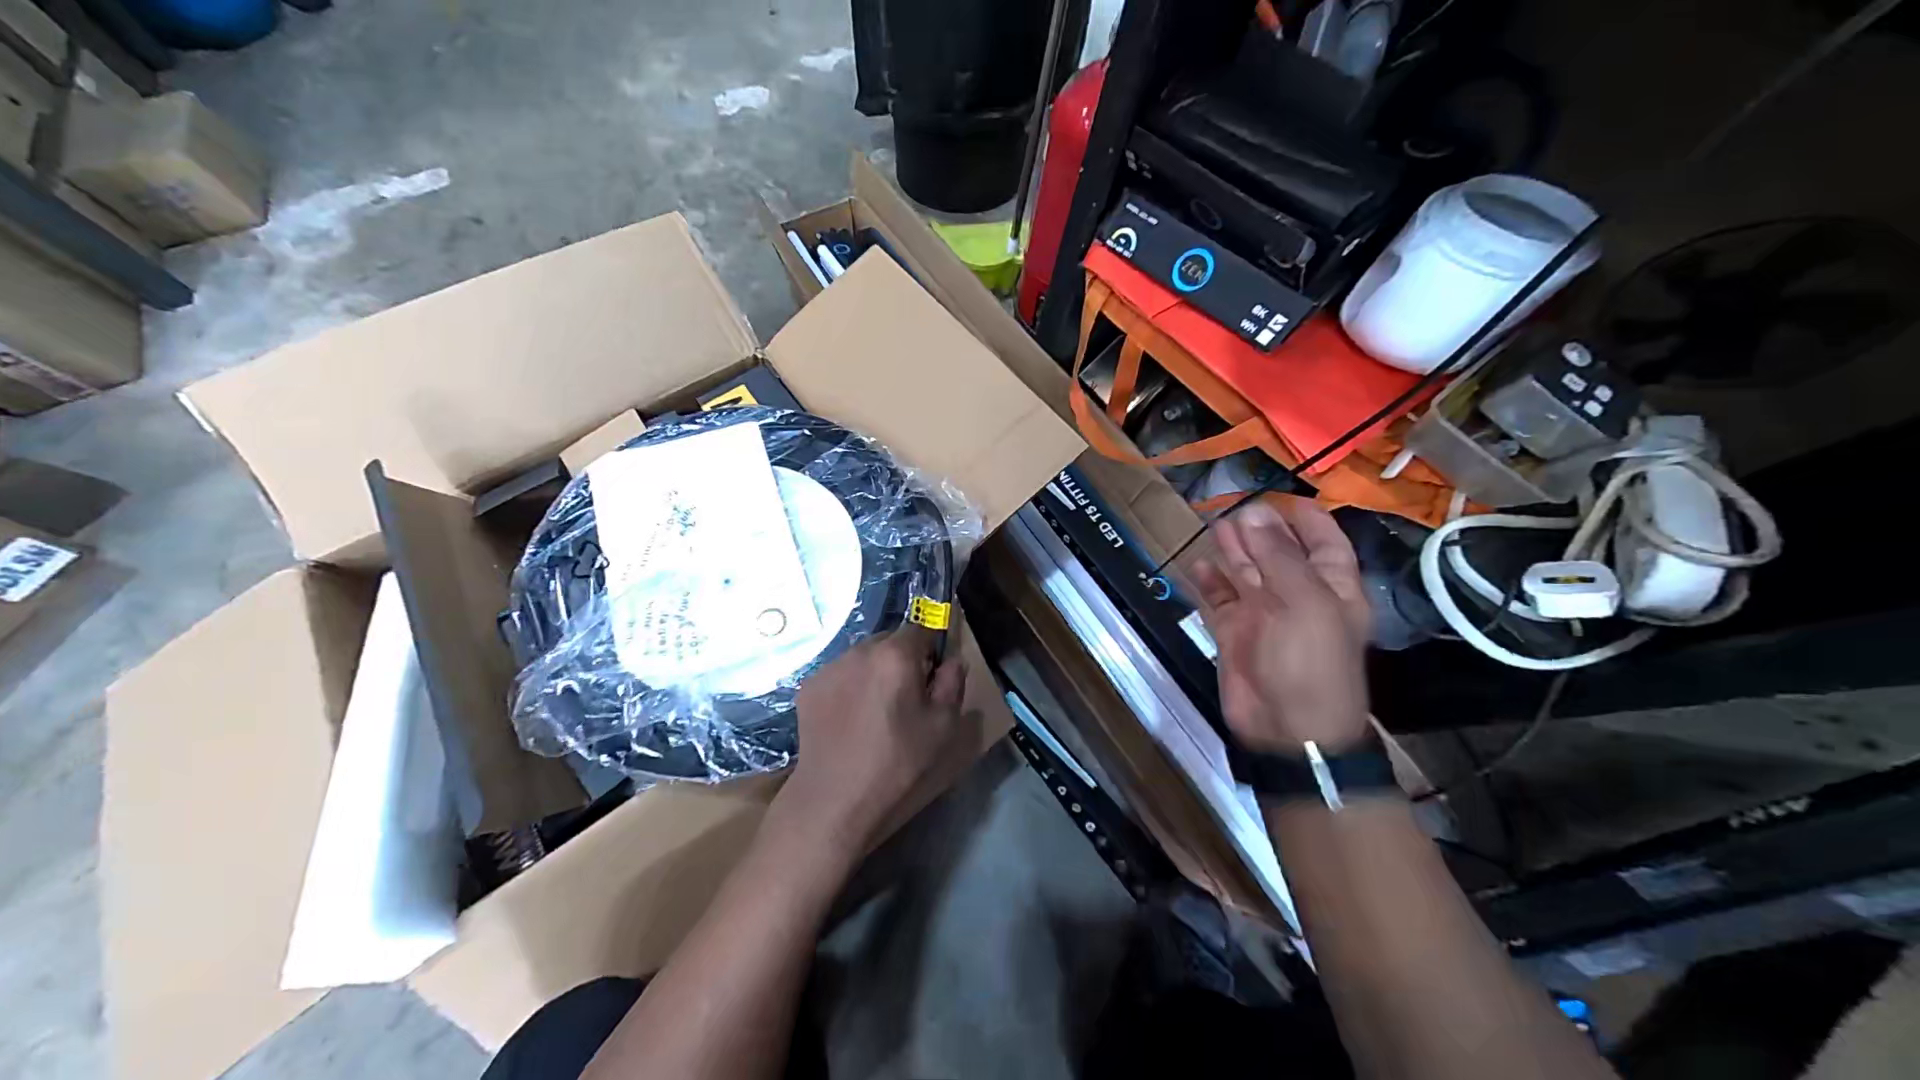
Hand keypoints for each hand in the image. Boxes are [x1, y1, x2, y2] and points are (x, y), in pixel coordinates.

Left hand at [780, 626, 969, 853]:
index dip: (930, 651)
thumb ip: (953, 683)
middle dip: (900, 660)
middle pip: (888, 641)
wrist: (835, 798)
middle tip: (905, 699)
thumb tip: (952, 660)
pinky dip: (848, 687)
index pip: (920, 630)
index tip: (931, 679)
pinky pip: (838, 675)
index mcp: (895, 655)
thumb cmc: (897, 762)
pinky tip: (849, 720)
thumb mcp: (943, 726)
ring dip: (872, 672)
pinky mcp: (808, 687)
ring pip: (861, 657)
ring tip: (874, 711)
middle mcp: (859, 651)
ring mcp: (829, 668)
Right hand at [1188, 496, 1372, 752]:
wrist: (1287, 727)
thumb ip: (1276, 555)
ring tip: (1215, 526)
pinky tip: (1198, 566)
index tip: (1275, 495)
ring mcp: (1265, 614)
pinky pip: (1220, 600)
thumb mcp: (1303, 601)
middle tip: (1232, 507)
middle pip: (1278, 552)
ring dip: (1233, 550)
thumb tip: (1253, 511)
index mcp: (1332, 586)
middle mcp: (1299, 595)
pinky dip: (1210, 583)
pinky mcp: (1236, 632)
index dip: (1303, 517)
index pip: (1323, 540)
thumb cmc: (1309, 661)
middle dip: (1258, 530)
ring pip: (1246, 572)